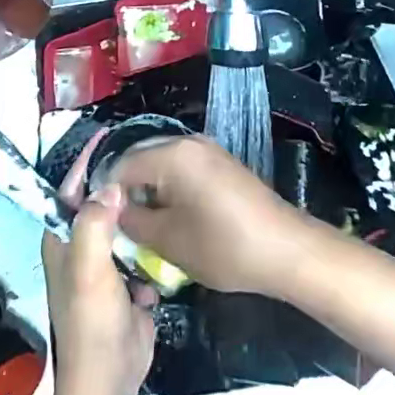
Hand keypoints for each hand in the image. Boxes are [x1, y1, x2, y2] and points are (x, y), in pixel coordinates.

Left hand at [40, 137, 156, 394]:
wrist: (111, 377)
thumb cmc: (92, 319)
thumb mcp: (88, 267)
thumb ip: (94, 224)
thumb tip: (110, 187)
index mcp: (61, 237)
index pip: (70, 188)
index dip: (86, 162)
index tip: (108, 136)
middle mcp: (80, 246)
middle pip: (99, 205)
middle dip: (119, 188)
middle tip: (147, 163)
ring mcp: (105, 266)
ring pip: (123, 229)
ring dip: (138, 218)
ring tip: (163, 192)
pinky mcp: (128, 285)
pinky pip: (141, 255)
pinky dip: (151, 251)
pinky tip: (168, 240)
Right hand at [108, 136, 321, 296]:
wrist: (288, 252)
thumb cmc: (224, 246)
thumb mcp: (167, 240)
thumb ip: (131, 221)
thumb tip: (114, 210)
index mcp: (170, 154)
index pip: (121, 166)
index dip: (108, 195)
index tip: (106, 223)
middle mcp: (187, 142)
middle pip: (141, 161)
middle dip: (130, 192)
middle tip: (126, 225)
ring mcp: (208, 150)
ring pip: (162, 166)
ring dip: (152, 192)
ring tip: (150, 224)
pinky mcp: (222, 164)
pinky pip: (183, 170)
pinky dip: (172, 190)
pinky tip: (176, 217)